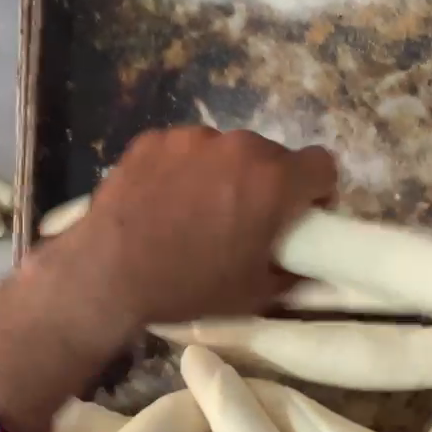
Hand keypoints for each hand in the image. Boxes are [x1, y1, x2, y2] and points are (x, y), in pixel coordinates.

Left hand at [38, 128, 337, 333]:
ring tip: (195, 209)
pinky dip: (183, 169)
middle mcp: (240, 147)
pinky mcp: (155, 138)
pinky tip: (161, 199)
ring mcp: (193, 138)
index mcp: (274, 182)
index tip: (300, 214)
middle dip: (267, 183)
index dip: (316, 190)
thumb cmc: (188, 286)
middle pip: (272, 156)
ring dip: (224, 173)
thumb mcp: (253, 294)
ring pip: (226, 150)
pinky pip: (184, 149)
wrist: (108, 272)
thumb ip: (292, 273)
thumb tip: (305, 266)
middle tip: (244, 218)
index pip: (323, 164)